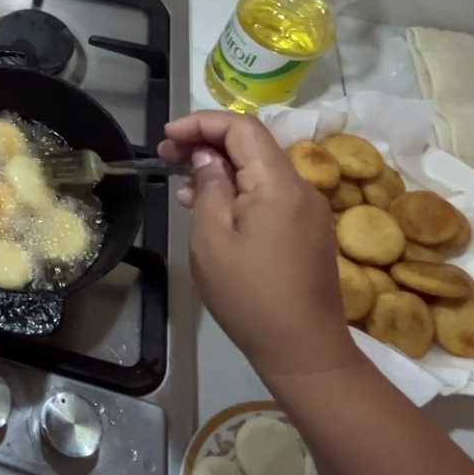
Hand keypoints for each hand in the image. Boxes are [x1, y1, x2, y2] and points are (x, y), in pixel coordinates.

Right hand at [158, 111, 359, 381]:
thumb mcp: (212, 237)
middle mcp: (300, 189)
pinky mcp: (306, 229)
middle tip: (166, 155)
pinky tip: (209, 207)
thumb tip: (209, 159)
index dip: (201, 122)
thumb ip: (209, 186)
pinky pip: (268, 192)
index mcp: (279, 185)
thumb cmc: (249, 295)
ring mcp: (307, 210)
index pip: (241, 127)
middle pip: (252, 144)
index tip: (168, 136)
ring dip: (219, 167)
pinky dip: (236, 188)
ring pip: (258, 168)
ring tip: (181, 185)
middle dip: (206, 142)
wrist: (305, 352)